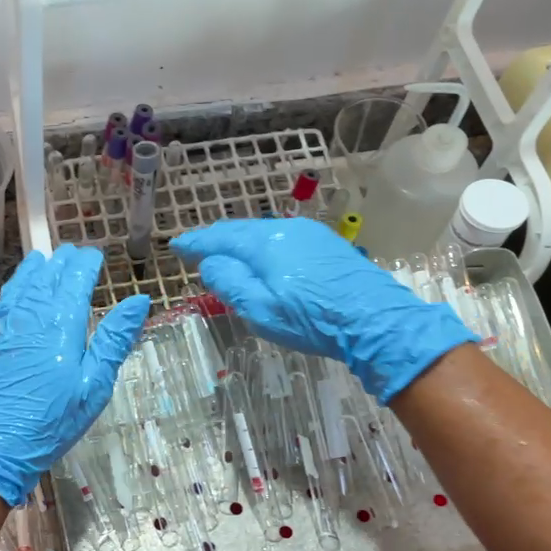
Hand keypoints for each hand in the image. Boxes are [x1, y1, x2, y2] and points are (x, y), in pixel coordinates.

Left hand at [0, 246, 151, 505]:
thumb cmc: (52, 421)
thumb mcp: (94, 386)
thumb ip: (114, 341)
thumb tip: (139, 300)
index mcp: (61, 324)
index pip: (76, 281)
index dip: (86, 265)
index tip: (95, 255)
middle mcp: (28, 317)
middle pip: (45, 280)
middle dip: (60, 264)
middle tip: (69, 253)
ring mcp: (0, 330)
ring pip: (16, 290)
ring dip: (28, 273)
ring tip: (38, 261)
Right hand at [171, 217, 474, 402]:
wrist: (374, 320)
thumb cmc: (311, 319)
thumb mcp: (259, 308)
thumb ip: (229, 283)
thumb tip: (209, 264)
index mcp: (264, 243)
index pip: (220, 238)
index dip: (196, 243)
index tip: (176, 246)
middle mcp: (286, 230)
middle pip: (242, 231)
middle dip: (216, 240)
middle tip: (196, 247)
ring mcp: (310, 236)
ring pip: (263, 234)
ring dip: (240, 244)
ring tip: (224, 254)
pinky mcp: (326, 247)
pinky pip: (282, 240)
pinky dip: (262, 248)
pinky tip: (261, 261)